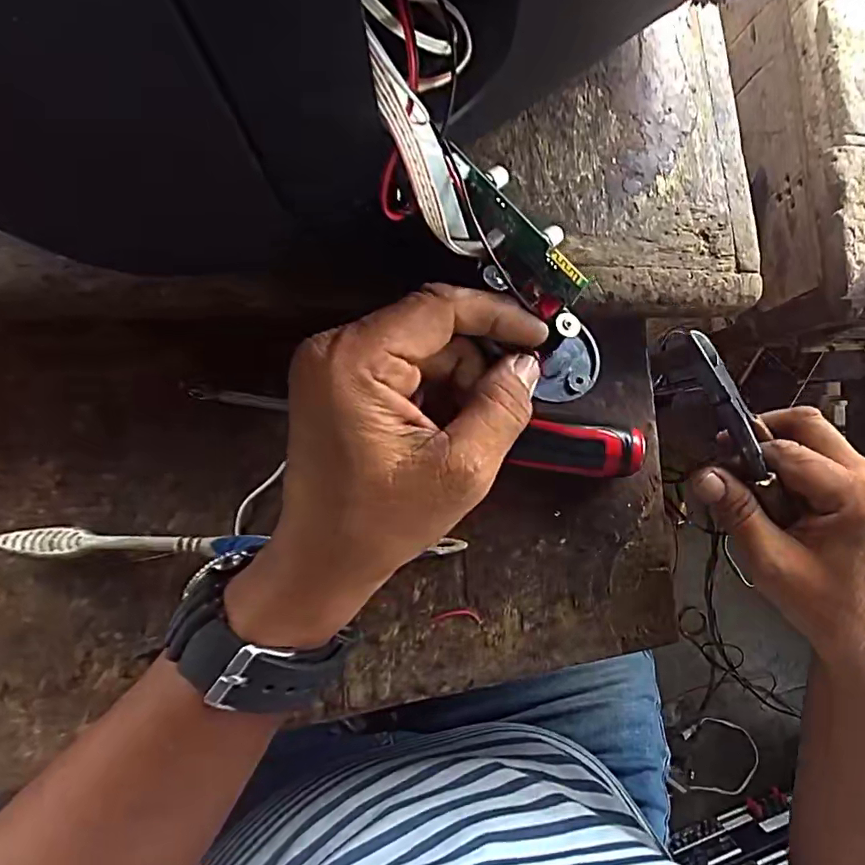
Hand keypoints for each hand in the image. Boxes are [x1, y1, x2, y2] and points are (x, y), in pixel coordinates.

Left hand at [225, 284, 548, 647]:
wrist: (327, 557)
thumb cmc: (378, 521)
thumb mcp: (463, 467)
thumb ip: (503, 407)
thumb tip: (526, 366)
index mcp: (356, 361)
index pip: (440, 308)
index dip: (498, 317)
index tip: (536, 334)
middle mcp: (339, 351)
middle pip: (438, 332)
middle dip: (478, 369)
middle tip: (496, 413)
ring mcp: (339, 367)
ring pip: (432, 352)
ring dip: (462, 387)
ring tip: (460, 437)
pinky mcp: (348, 384)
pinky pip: (414, 370)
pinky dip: (442, 395)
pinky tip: (444, 433)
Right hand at [689, 407, 864, 674]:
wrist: (862, 639)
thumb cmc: (828, 609)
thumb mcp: (772, 563)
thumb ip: (738, 513)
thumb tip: (707, 477)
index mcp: (854, 494)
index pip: (790, 449)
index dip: (748, 451)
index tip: (719, 463)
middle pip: (809, 425)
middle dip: (766, 434)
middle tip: (733, 460)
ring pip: (816, 438)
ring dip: (781, 453)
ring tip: (759, 492)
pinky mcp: (862, 491)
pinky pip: (823, 460)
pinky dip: (794, 468)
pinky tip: (780, 501)